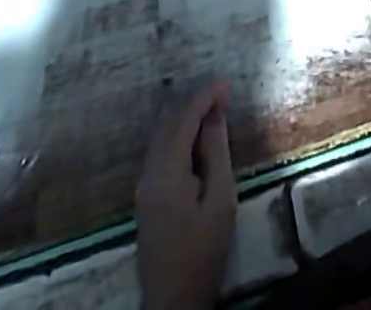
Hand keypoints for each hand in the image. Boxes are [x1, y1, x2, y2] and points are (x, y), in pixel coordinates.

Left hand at [135, 81, 236, 309]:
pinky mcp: (147, 194)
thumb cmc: (203, 251)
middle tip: (225, 92)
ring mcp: (144, 184)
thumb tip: (215, 115)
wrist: (174, 300)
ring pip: (162, 136)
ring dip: (187, 117)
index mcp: (166, 172)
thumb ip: (216, 153)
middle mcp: (148, 172)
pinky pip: (162, 150)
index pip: (183, 120)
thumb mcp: (220, 199)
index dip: (204, 97)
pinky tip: (198, 134)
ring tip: (216, 108)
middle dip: (195, 102)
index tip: (227, 83)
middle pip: (168, 124)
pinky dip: (180, 134)